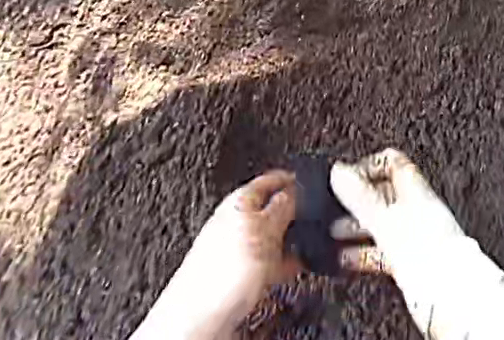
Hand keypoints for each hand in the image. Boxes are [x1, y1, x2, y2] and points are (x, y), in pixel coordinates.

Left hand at [136, 170, 299, 339]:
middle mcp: (230, 223)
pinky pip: (261, 264)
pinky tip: (287, 271)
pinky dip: (278, 265)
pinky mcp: (230, 279)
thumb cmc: (220, 274)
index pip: (268, 180)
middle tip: (308, 220)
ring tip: (302, 248)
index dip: (290, 180)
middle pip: (267, 210)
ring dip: (285, 242)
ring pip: (266, 239)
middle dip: (289, 215)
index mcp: (236, 201)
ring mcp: (229, 252)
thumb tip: (296, 190)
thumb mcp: (266, 229)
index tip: (306, 183)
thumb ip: (283, 206)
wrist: (195, 323)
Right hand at [330, 150, 503, 335]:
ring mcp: (415, 235)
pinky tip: (349, 260)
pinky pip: (384, 250)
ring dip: (358, 228)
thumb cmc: (429, 249)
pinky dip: (365, 252)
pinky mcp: (412, 260)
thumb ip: (362, 196)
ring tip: (333, 234)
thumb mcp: (387, 219)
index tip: (346, 176)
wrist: (452, 293)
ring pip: (382, 224)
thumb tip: (340, 171)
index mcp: (415, 190)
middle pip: (384, 194)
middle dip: (357, 200)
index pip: (392, 162)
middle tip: (334, 207)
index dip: (368, 165)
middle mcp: (417, 209)